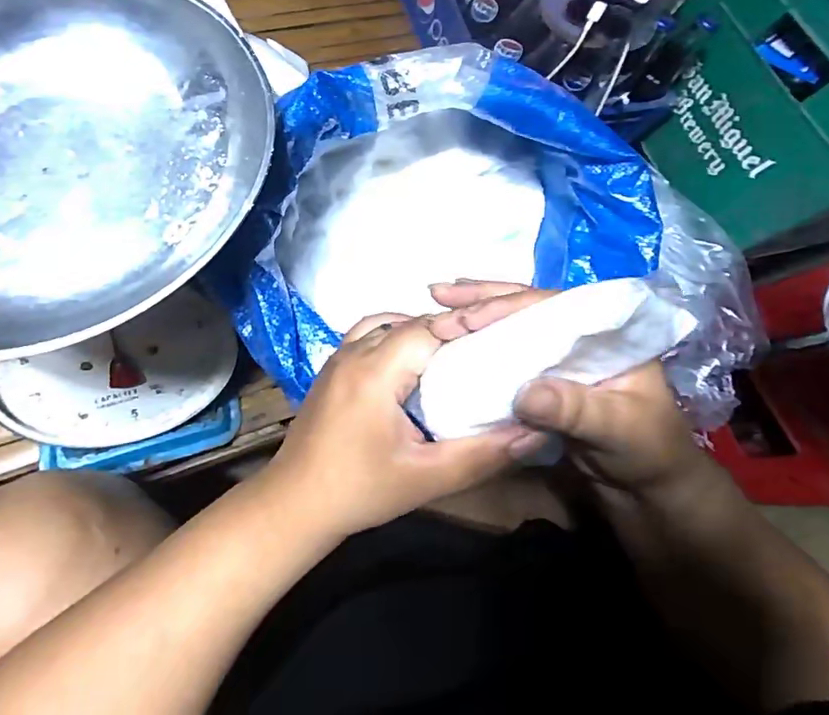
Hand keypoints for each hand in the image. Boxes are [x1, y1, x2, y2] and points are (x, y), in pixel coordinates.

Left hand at [257, 314, 539, 539]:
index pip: (429, 327)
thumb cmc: (360, 490)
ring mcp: (339, 356)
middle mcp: (355, 351)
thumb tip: (535, 432)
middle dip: (448, 331)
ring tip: (451, 358)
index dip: (467, 326)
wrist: (293, 505)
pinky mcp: (332, 368)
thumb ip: (482, 454)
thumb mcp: (427, 478)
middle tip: (486, 351)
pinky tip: (411, 368)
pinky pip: (369, 334)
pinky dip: (394, 338)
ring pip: (387, 323)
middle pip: (410, 322)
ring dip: (419, 332)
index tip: (501, 337)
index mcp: (376, 369)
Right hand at [429, 281, 714, 493]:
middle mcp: (581, 332)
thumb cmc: (650, 453)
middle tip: (439, 295)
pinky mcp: (544, 377)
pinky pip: (508, 352)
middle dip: (483, 298)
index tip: (468, 315)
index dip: (509, 306)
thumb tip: (522, 393)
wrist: (650, 493)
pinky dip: (481, 342)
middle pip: (528, 304)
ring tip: (437, 299)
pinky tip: (452, 339)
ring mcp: (560, 353)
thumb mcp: (620, 429)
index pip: (553, 305)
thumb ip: (576, 409)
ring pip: (514, 322)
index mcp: (607, 329)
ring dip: (476, 311)